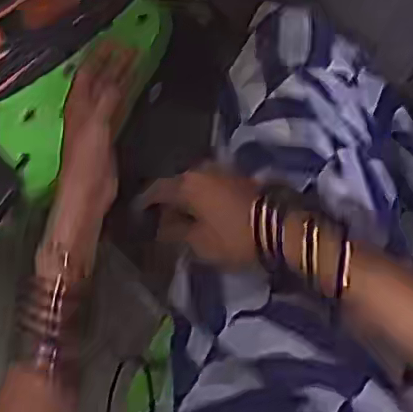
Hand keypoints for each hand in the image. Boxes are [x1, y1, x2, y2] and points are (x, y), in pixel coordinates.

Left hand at [45, 39, 135, 251]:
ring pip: (111, 89)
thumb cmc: (85, 161)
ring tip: (137, 56)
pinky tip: (138, 84)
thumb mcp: (96, 126)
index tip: (115, 38)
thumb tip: (119, 74)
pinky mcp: (109, 133)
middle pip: (100, 78)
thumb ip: (107, 99)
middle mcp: (85, 109)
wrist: (87, 196)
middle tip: (130, 42)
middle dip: (113, 60)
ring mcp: (97, 121)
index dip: (100, 54)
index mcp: (77, 104)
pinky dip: (128, 90)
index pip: (88, 71)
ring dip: (122, 73)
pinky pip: (120, 103)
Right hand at [138, 164, 262, 270]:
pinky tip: (199, 211)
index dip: (144, 202)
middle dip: (167, 200)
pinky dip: (201, 196)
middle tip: (157, 220)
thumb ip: (175, 231)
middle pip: (176, 183)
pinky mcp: (236, 176)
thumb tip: (160, 225)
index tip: (136, 215)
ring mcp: (221, 169)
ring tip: (178, 217)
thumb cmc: (232, 236)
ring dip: (186, 198)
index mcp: (188, 183)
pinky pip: (209, 184)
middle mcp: (202, 169)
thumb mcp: (198, 242)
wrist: (276, 225)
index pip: (157, 189)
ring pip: (194, 183)